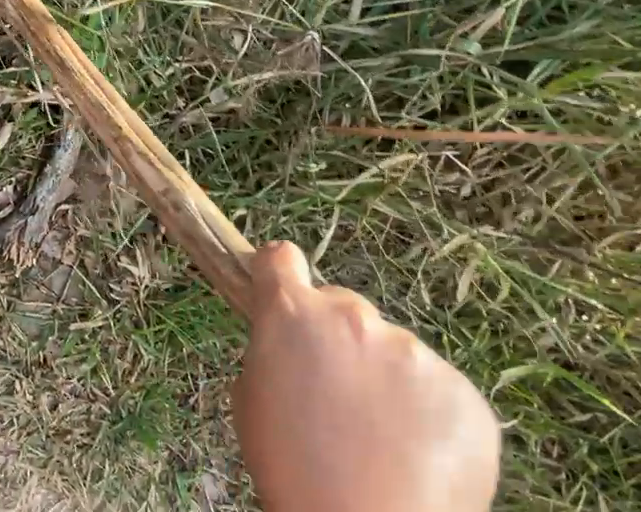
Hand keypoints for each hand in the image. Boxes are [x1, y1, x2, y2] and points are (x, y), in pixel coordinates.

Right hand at [235, 241, 499, 511]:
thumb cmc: (288, 460)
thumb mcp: (252, 391)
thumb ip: (276, 349)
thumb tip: (298, 343)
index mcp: (292, 314)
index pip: (281, 257)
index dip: (278, 273)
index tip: (280, 292)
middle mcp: (355, 321)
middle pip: (342, 305)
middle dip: (334, 334)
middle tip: (330, 385)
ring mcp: (417, 354)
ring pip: (392, 348)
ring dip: (381, 372)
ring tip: (376, 428)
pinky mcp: (465, 393)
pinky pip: (435, 385)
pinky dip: (422, 407)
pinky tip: (411, 446)